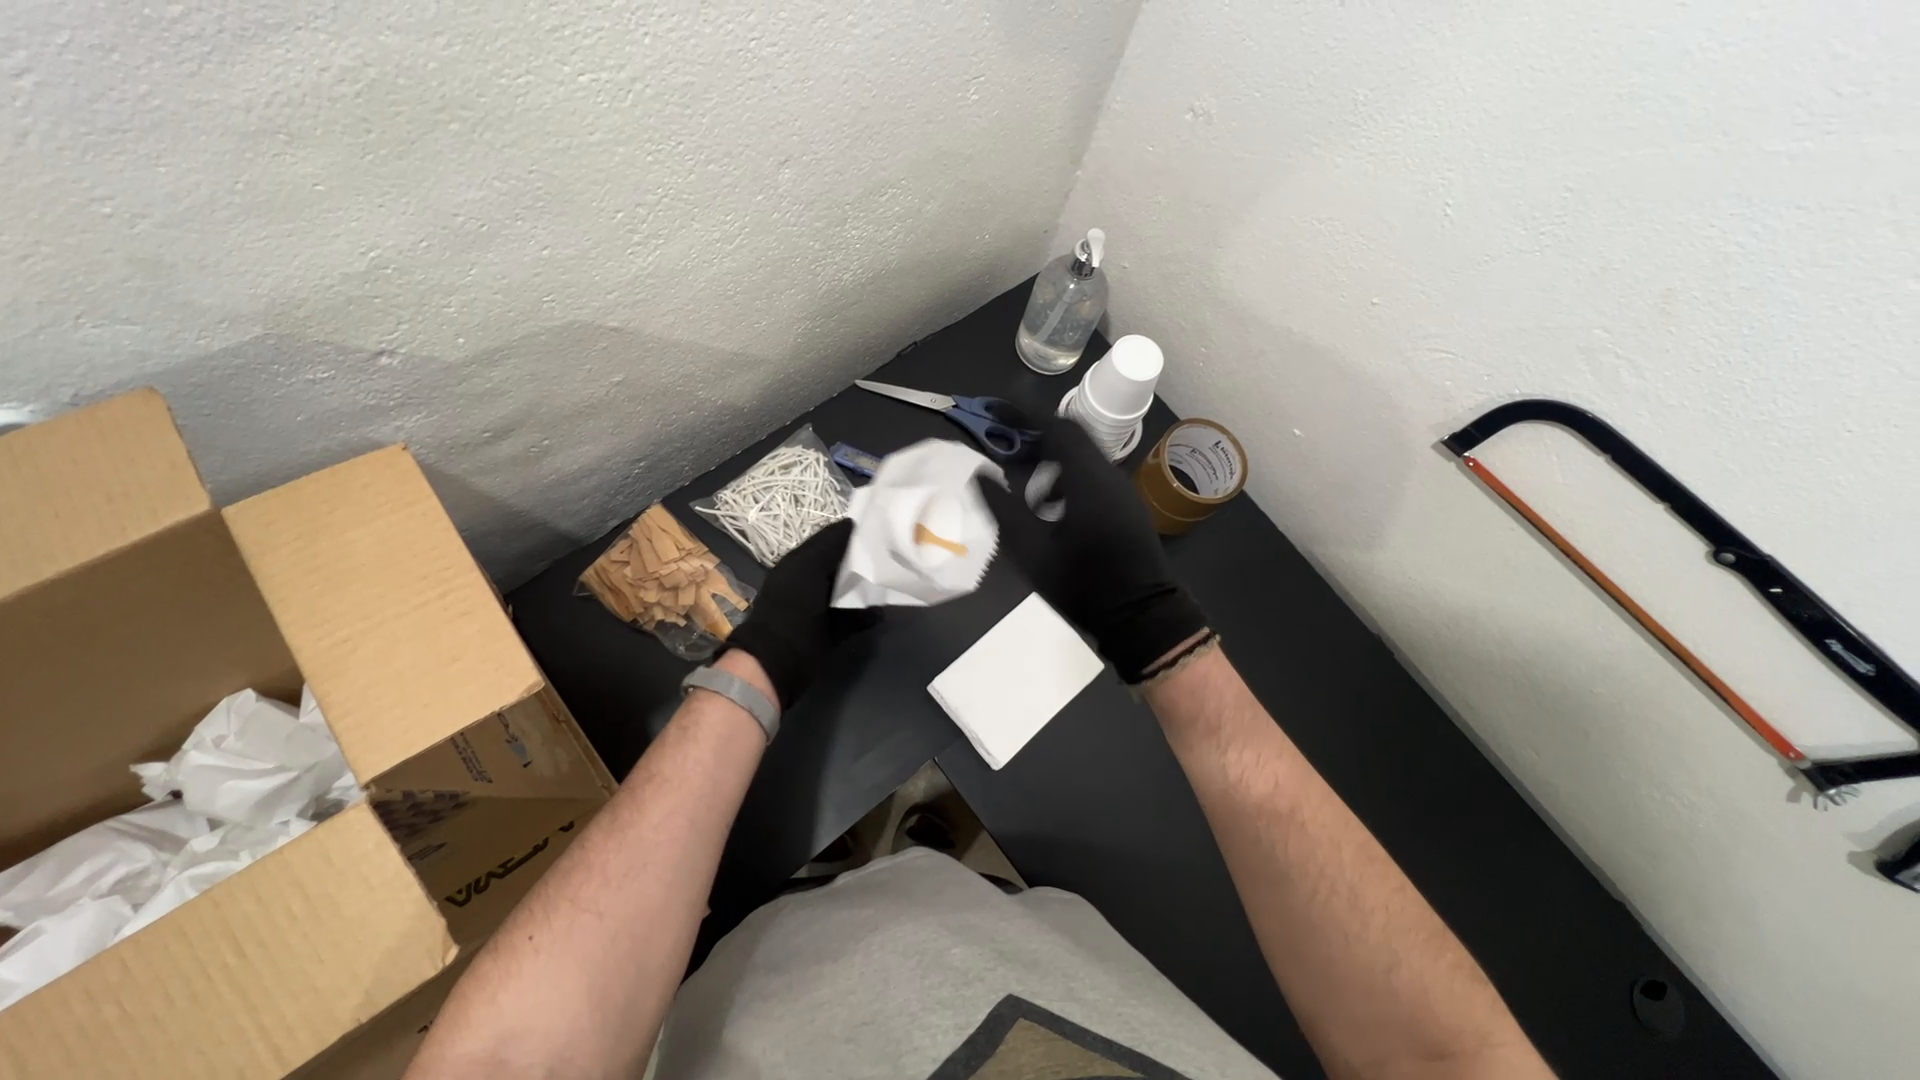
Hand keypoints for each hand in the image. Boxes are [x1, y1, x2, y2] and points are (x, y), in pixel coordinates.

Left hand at [722, 518, 874, 710]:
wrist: (760, 668)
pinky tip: (838, 584)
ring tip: (860, 565)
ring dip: (833, 559)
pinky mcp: (776, 590)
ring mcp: (782, 575)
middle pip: (825, 544)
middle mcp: (794, 563)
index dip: (857, 533)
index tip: (879, 533)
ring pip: (814, 557)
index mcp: (810, 564)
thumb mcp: (835, 632)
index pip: (838, 536)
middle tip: (874, 549)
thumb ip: (859, 617)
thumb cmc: (800, 646)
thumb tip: (881, 611)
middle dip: (847, 546)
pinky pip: (804, 570)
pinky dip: (821, 572)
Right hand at [979, 417, 1208, 682]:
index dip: (1022, 415)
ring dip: (1050, 460)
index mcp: (1086, 479)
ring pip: (1082, 458)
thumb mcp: (1030, 549)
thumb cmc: (1081, 584)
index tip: (995, 413)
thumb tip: (981, 473)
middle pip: (1070, 438)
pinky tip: (1049, 507)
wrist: (1140, 616)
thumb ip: (1003, 506)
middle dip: (1034, 437)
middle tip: (1004, 449)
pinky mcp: (1126, 508)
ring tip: (1022, 482)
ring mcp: (1122, 491)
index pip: (1055, 427)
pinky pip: (1092, 477)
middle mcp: (1108, 475)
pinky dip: (1066, 477)